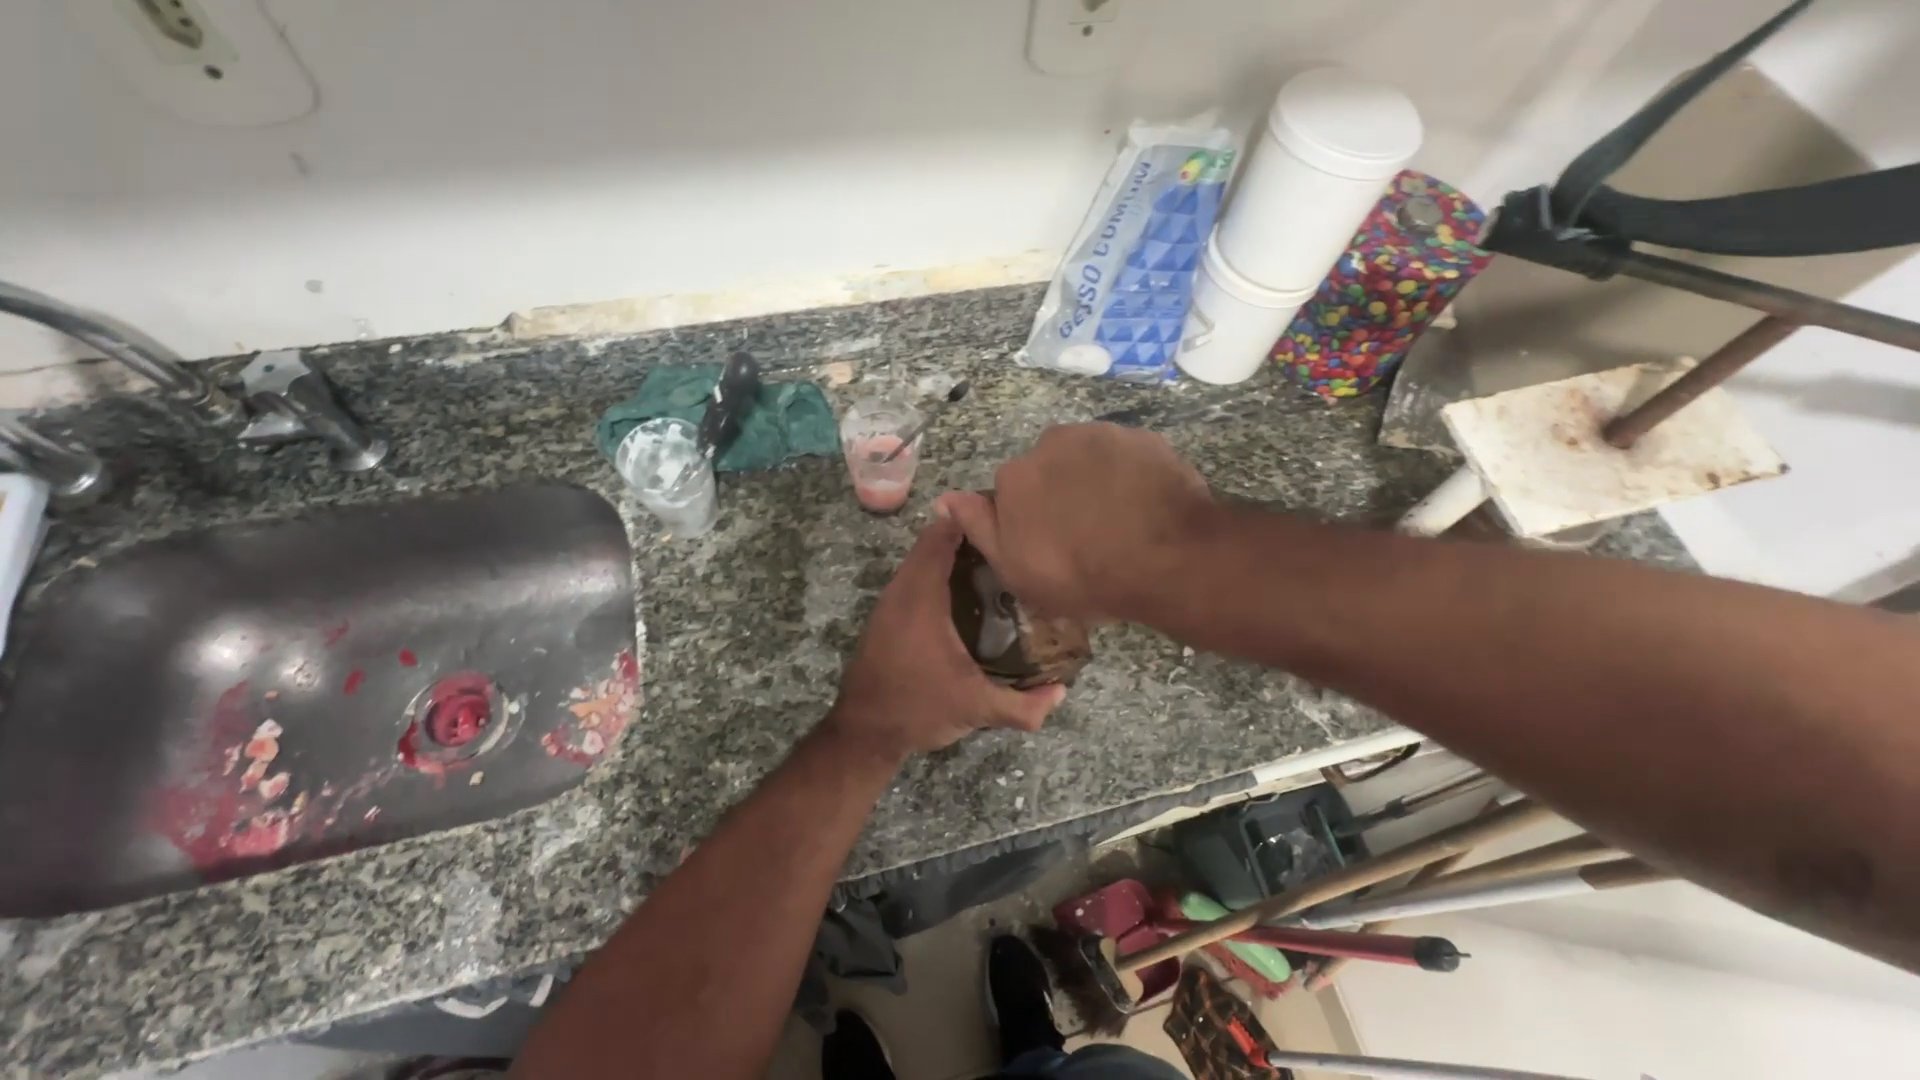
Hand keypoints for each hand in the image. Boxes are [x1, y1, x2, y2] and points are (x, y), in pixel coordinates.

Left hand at [827, 516, 1066, 761]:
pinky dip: (937, 574)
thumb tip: (1061, 692)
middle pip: (932, 543)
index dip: (970, 519)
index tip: (1004, 515)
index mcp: (921, 598)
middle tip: (1008, 539)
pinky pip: (913, 580)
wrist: (863, 734)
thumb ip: (1023, 705)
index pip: (942, 537)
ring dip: (950, 555)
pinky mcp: (885, 619)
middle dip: (967, 536)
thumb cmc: (918, 709)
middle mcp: (901, 591)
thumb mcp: (977, 709)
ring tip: (993, 561)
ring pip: (920, 562)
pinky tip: (965, 593)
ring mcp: (889, 604)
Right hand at [936, 423, 1216, 620]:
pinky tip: (1145, 505)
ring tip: (1120, 521)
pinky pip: (1125, 455)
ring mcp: (1099, 435)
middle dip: (1062, 494)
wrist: (1166, 558)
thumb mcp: (1016, 569)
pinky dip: (1130, 474)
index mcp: (1014, 477)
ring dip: (1095, 480)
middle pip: (1049, 469)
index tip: (1052, 547)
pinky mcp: (1141, 437)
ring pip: (1087, 458)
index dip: (1031, 521)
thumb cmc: (1082, 575)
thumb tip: (944, 498)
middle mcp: (1049, 444)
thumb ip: (978, 528)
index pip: (1012, 493)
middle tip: (1088, 535)